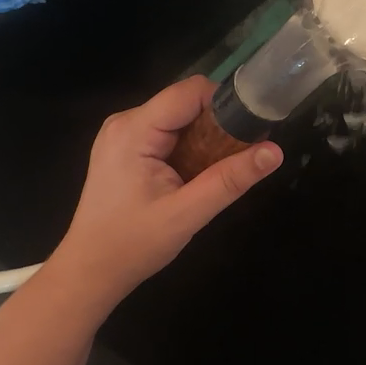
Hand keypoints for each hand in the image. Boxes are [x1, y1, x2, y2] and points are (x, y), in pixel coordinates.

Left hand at [55, 75, 281, 292]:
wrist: (90, 272)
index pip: (190, 91)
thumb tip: (275, 151)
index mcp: (134, 130)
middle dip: (217, 125)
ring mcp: (123, 134)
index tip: (251, 130)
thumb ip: (231, 180)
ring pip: (180, 118)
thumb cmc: (133, 244)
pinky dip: (190, 148)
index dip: (226, 103)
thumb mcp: (188, 213)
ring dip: (205, 138)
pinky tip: (194, 176)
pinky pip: (169, 132)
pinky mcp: (126, 148)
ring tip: (216, 171)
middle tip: (237, 159)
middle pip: (186, 103)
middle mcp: (125, 122)